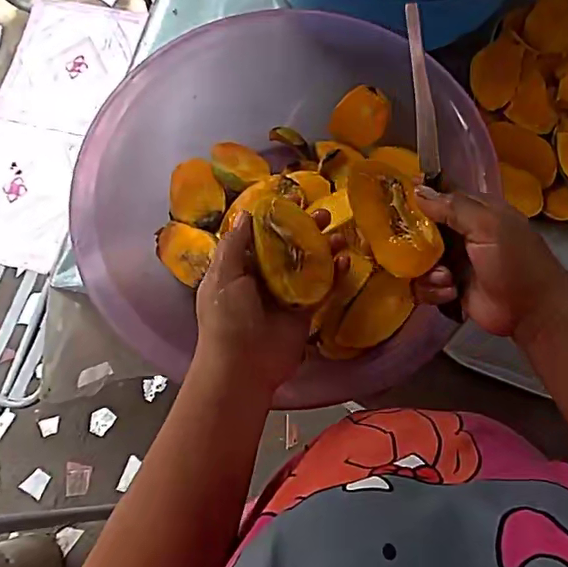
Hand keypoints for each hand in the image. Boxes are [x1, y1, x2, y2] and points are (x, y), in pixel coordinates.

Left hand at [194, 211, 322, 394]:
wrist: (242, 366)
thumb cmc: (226, 319)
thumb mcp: (223, 276)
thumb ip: (235, 245)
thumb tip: (245, 214)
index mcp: (238, 268)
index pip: (259, 236)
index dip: (276, 218)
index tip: (294, 200)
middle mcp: (262, 279)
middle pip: (287, 248)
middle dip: (304, 230)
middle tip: (324, 214)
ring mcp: (284, 296)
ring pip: (307, 266)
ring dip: (323, 250)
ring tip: (339, 235)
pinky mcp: (303, 314)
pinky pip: (321, 290)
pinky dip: (334, 275)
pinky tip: (345, 261)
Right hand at [411, 185, 567, 338]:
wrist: (531, 311)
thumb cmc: (515, 263)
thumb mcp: (489, 226)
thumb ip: (454, 207)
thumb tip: (417, 190)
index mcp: (473, 211)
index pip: (438, 194)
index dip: (416, 197)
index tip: (393, 203)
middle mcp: (458, 233)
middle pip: (420, 229)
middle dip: (414, 242)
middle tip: (415, 250)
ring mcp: (451, 262)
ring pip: (417, 261)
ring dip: (427, 272)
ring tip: (447, 279)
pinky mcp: (446, 288)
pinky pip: (422, 285)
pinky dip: (432, 291)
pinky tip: (450, 294)